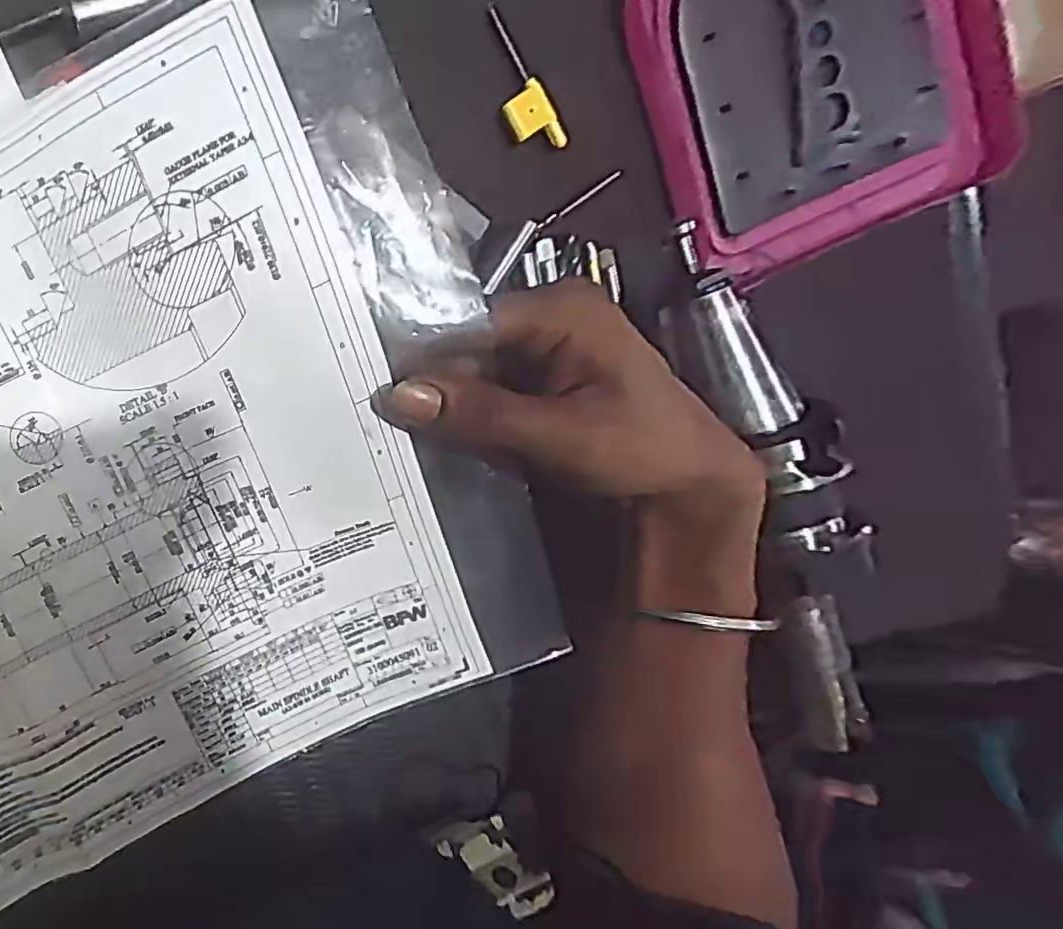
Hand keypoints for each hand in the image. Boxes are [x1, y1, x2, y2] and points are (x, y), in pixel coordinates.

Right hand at [370, 280, 763, 534]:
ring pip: (465, 374)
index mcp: (561, 310)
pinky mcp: (528, 385)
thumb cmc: (643, 448)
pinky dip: (459, 419)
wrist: (684, 485)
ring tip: (399, 432)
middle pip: (463, 348)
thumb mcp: (559, 433)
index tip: (378, 394)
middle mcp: (543, 320)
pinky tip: (436, 438)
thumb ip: (479, 413)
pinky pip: (478, 395)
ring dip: (441, 406)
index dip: (422, 358)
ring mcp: (535, 353)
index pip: (467, 323)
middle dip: (428, 386)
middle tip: (383, 420)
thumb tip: (401, 395)